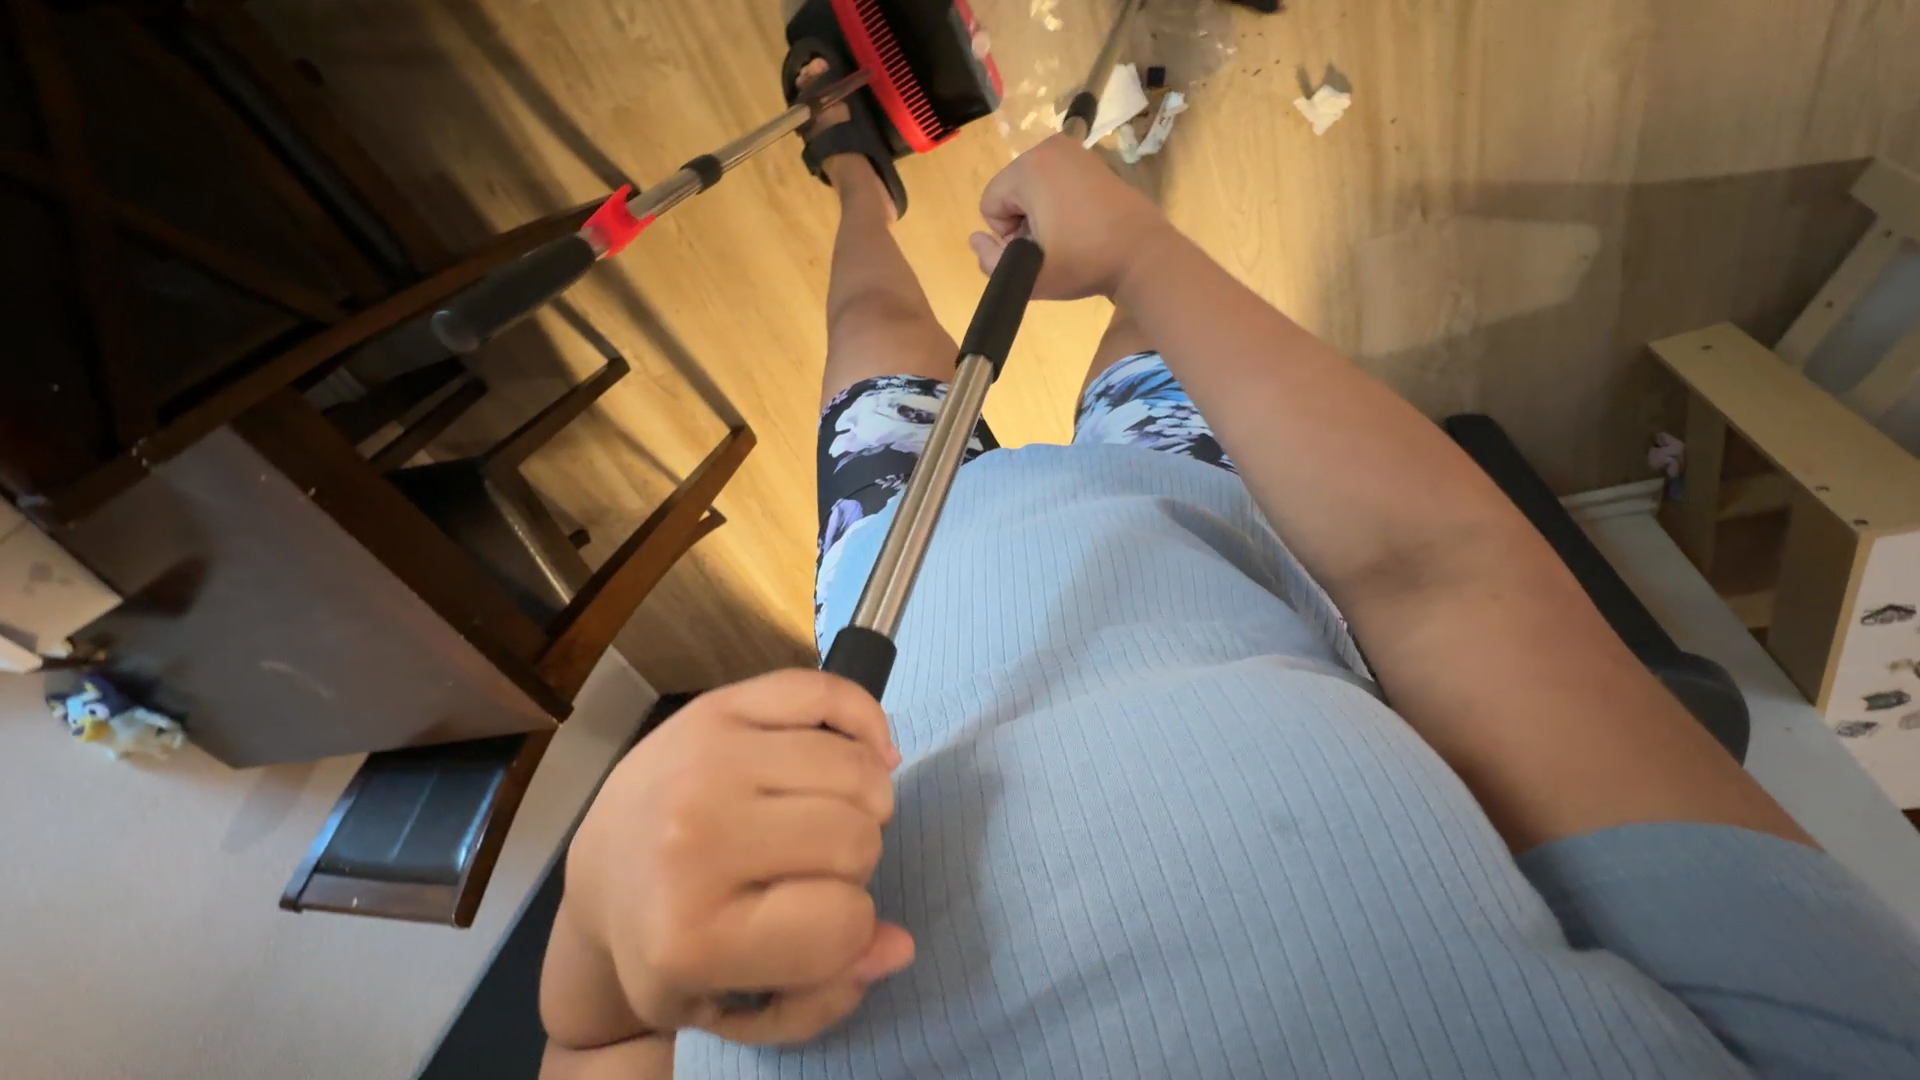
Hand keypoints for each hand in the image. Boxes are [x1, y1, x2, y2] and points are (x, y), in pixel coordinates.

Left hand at [562, 670, 912, 1044]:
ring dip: (866, 798)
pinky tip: (864, 751)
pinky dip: (865, 722)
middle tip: (821, 866)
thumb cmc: (677, 939)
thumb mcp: (734, 1004)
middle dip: (857, 860)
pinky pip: (827, 695)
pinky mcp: (717, 706)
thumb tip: (899, 944)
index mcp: (692, 935)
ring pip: (854, 770)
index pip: (843, 922)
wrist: (607, 865)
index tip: (820, 924)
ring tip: (832, 813)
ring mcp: (706, 759)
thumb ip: (825, 996)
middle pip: (855, 838)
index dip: (851, 928)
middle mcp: (695, 838)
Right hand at [968, 134, 1176, 299]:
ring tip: (1066, 238)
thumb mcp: (1030, 276)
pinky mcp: (1092, 160)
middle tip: (1052, 247)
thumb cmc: (1084, 264)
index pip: (989, 204)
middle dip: (1021, 223)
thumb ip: (990, 262)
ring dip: (1039, 216)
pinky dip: (1058, 204)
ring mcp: (1074, 150)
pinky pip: (1055, 182)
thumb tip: (975, 239)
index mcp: (1029, 168)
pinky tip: (1079, 226)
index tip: (1035, 250)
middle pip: (1010, 193)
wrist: (1142, 255)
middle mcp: (1049, 148)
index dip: (1005, 236)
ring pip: (1032, 189)